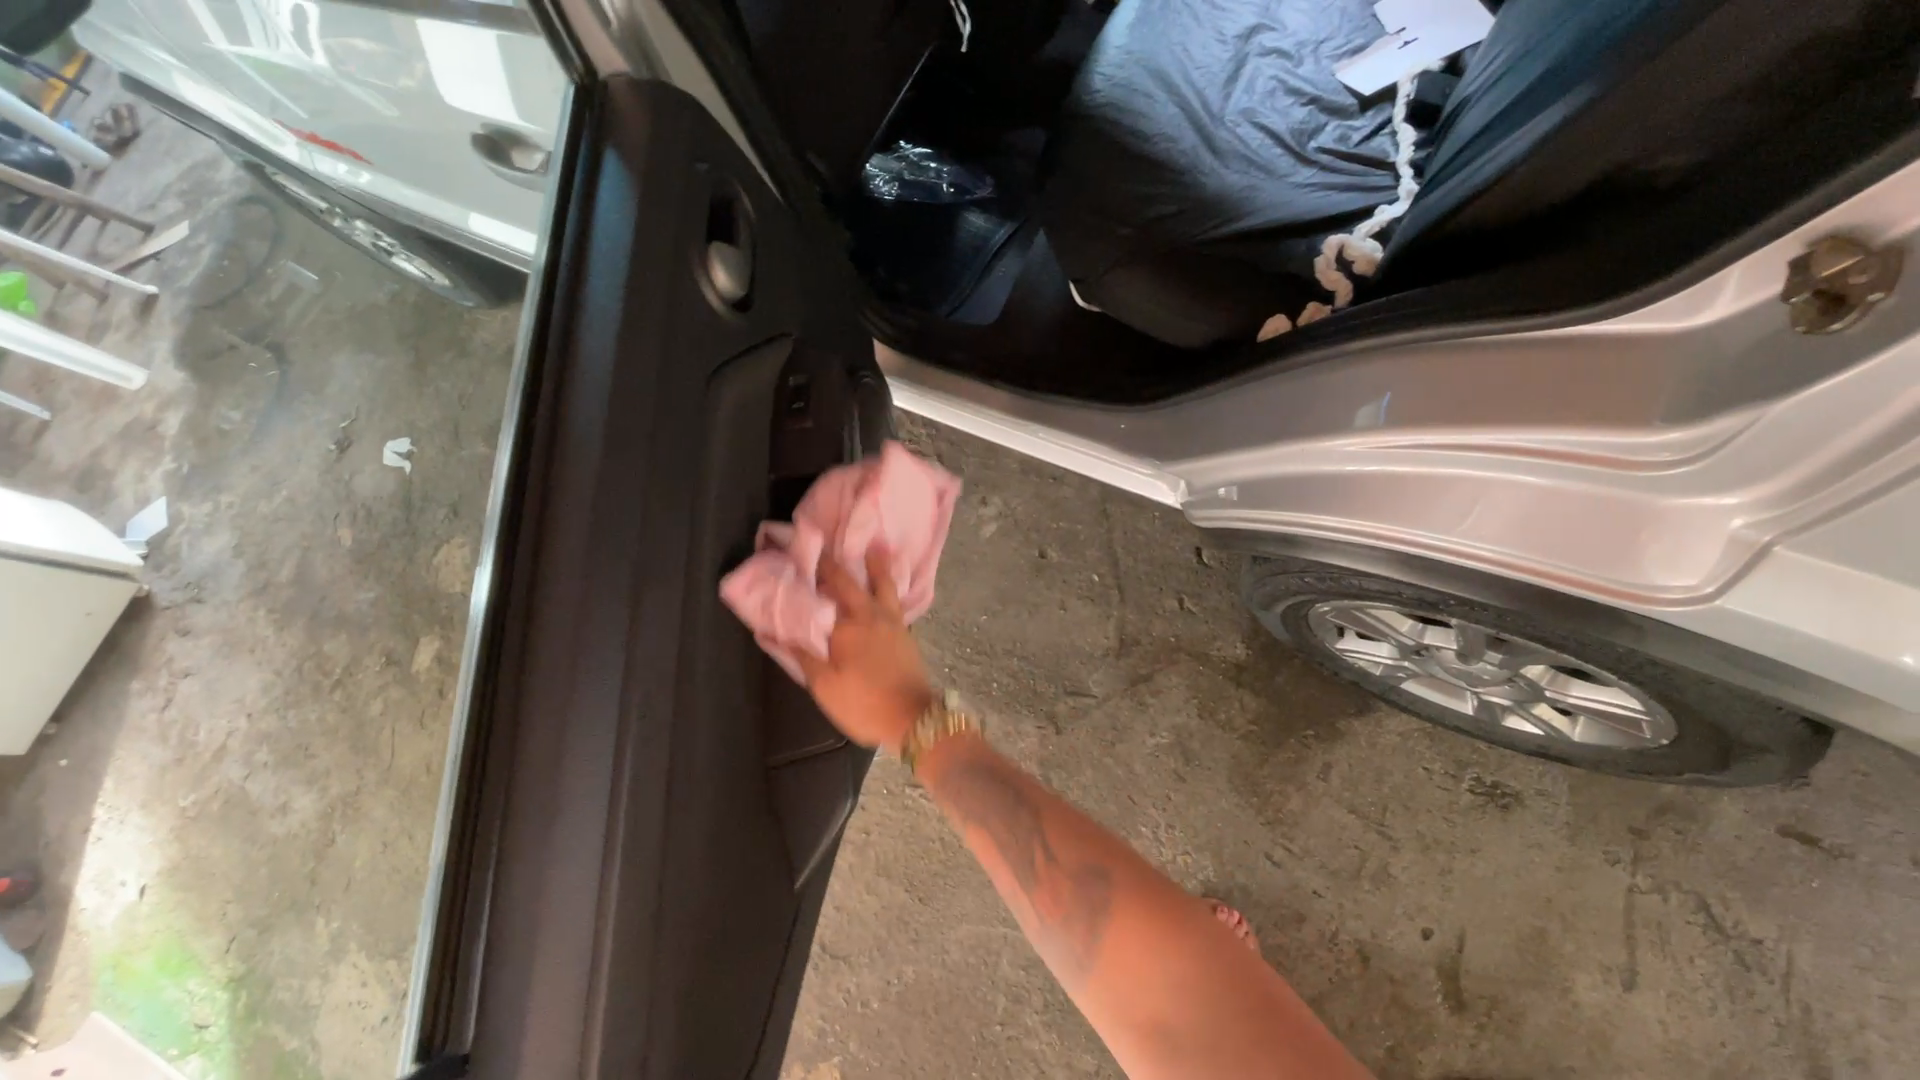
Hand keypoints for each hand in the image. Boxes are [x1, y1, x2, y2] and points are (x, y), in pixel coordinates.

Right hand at [795, 546, 933, 752]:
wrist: (913, 719)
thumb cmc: (863, 703)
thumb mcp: (824, 686)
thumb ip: (801, 655)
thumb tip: (772, 631)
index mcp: (846, 626)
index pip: (822, 592)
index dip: (808, 572)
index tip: (794, 554)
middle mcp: (869, 615)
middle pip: (850, 580)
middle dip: (834, 561)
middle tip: (823, 542)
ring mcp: (892, 621)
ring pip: (883, 584)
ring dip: (875, 564)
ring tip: (872, 546)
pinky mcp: (905, 631)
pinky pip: (895, 597)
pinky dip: (889, 584)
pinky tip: (886, 582)